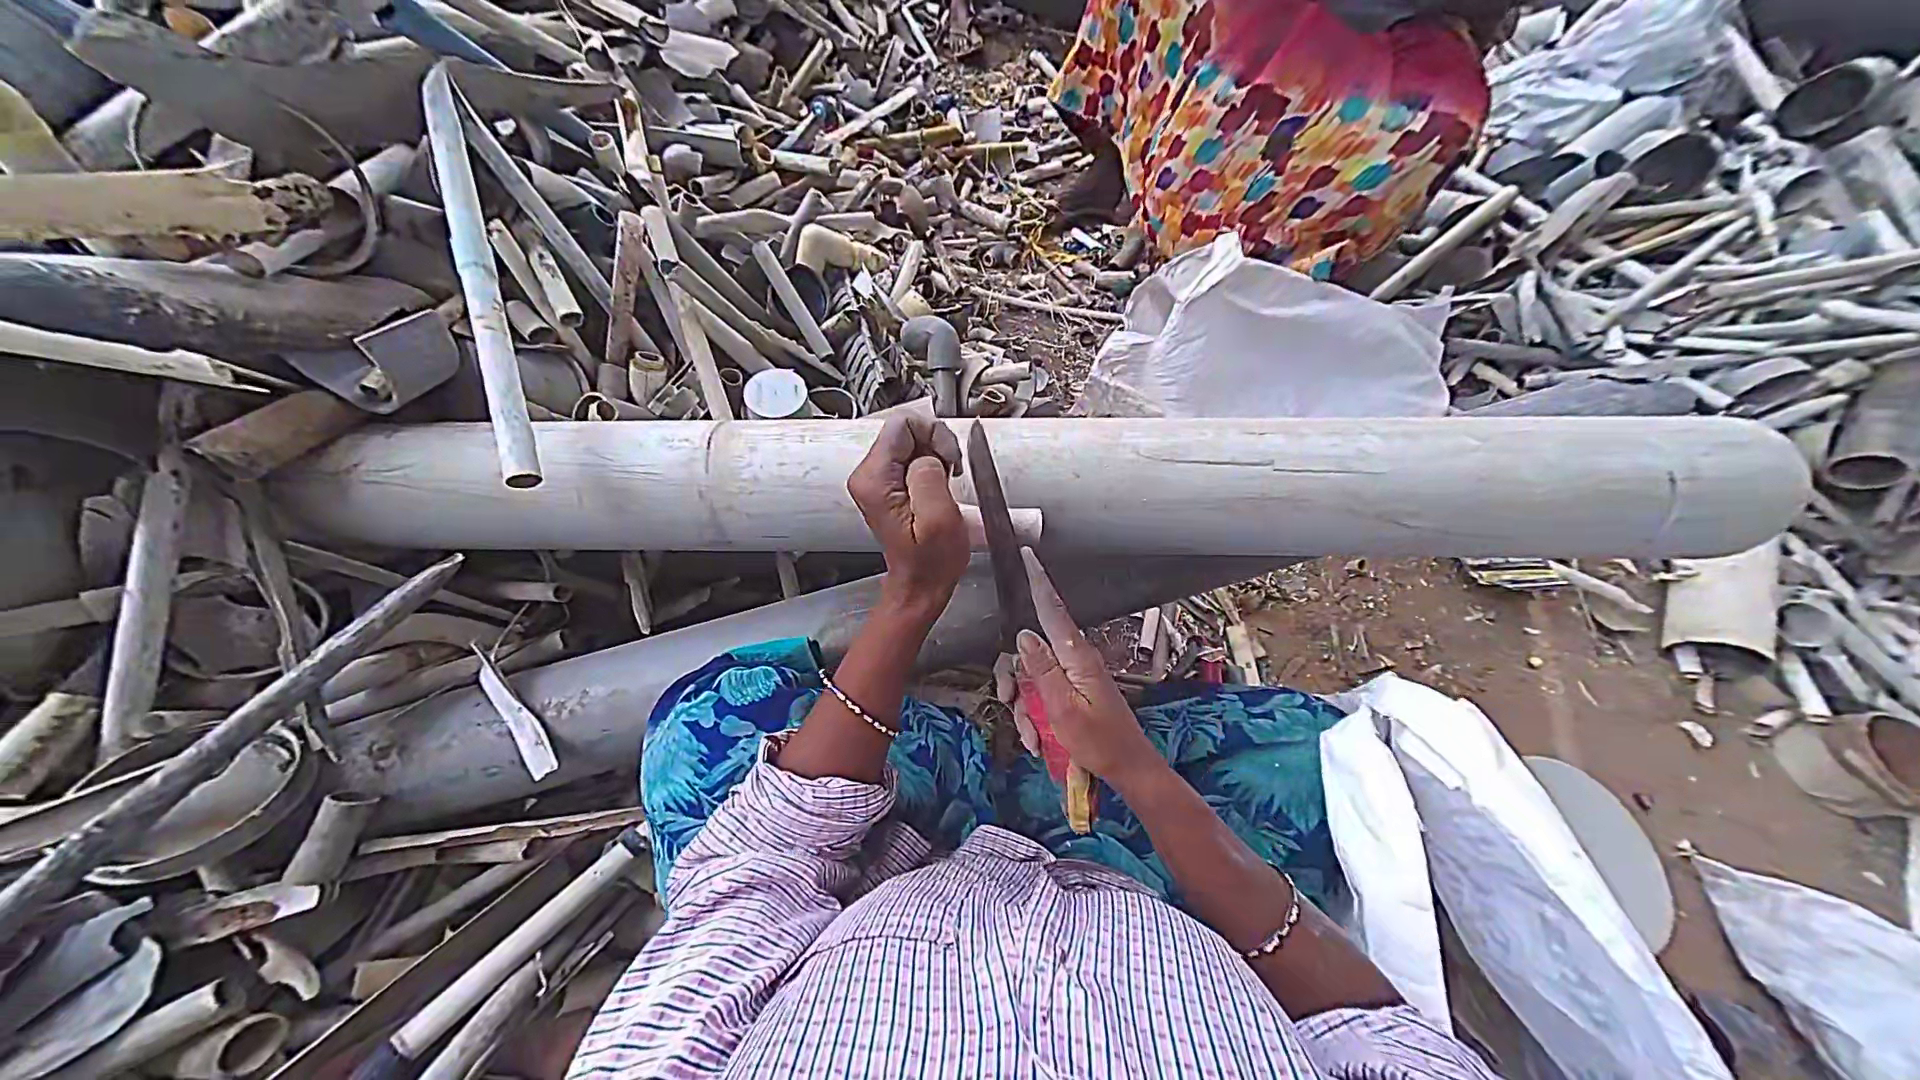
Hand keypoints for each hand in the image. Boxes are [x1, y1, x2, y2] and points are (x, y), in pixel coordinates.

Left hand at [847, 413, 969, 616]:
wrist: (921, 585)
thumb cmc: (930, 562)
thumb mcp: (939, 519)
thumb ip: (930, 474)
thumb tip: (929, 454)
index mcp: (874, 480)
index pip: (903, 424)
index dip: (935, 436)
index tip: (947, 463)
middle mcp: (868, 476)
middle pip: (907, 430)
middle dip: (937, 447)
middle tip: (948, 477)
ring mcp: (877, 480)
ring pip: (913, 442)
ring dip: (937, 458)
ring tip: (943, 487)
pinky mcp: (888, 485)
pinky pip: (914, 458)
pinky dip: (933, 468)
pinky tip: (937, 490)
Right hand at [1015, 547, 1168, 789]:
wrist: (1128, 769)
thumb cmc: (1100, 743)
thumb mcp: (1062, 709)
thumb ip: (1041, 670)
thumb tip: (1024, 635)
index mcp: (1076, 657)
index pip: (1052, 610)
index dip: (1039, 582)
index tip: (1028, 557)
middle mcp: (1075, 660)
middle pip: (1030, 651)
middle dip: (1015, 680)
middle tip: (1010, 702)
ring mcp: (1074, 676)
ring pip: (1031, 677)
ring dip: (1025, 706)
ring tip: (1035, 734)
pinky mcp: (1073, 690)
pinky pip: (1042, 693)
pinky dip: (1035, 714)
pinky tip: (1040, 736)